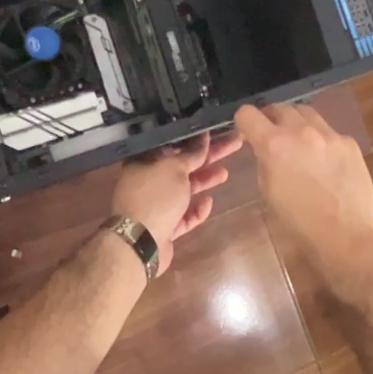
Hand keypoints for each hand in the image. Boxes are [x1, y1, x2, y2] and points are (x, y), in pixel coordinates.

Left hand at [109, 130, 243, 271]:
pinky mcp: (164, 226)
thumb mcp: (175, 168)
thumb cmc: (155, 196)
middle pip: (183, 165)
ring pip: (184, 190)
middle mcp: (148, 181)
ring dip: (204, 181)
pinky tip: (208, 202)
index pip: (173, 143)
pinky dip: (196, 209)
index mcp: (144, 161)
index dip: (195, 137)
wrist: (139, 242)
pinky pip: (183, 214)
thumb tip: (202, 137)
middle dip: (208, 157)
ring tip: (225, 173)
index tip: (215, 131)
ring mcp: (155, 205)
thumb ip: (192, 154)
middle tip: (233, 145)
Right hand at [233, 103, 372, 287]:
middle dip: (272, 119)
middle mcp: (302, 131)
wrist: (344, 237)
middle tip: (273, 136)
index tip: (248, 132)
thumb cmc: (298, 223)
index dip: (244, 122)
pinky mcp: (350, 143)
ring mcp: (330, 135)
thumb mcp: (268, 192)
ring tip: (300, 144)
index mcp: (274, 145)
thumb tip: (265, 148)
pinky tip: (325, 163)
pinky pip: (330, 132)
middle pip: (280, 108)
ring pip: (307, 113)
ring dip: (297, 124)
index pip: (248, 114)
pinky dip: (322, 140)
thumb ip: (264, 161)